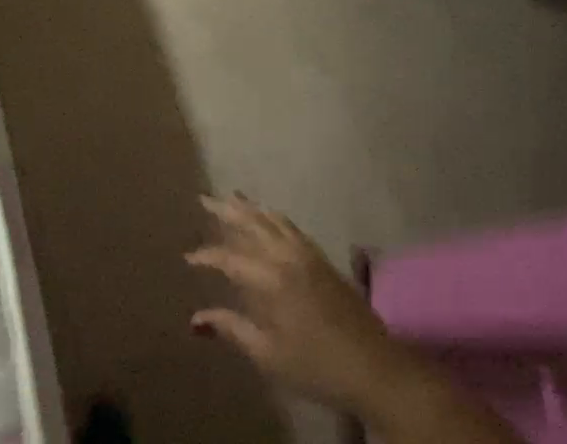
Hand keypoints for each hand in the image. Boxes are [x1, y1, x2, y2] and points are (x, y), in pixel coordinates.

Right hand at [186, 195, 422, 414]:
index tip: (188, 258)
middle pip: (253, 225)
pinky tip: (270, 218)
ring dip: (252, 208)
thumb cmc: (318, 367)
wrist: (378, 370)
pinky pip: (294, 229)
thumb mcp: (269, 354)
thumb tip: (195, 319)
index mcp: (271, 280)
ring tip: (233, 196)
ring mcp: (310, 257)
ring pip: (275, 222)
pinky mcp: (326, 262)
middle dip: (226, 211)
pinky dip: (276, 218)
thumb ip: (232, 329)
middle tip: (204, 197)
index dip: (207, 257)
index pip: (230, 258)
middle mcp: (288, 259)